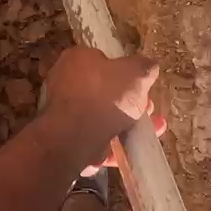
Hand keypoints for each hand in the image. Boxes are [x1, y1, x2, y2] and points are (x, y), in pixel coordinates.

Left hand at [39, 47, 162, 153]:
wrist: (76, 135)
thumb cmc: (106, 95)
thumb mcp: (135, 72)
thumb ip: (143, 67)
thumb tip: (148, 65)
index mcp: (76, 59)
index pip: (103, 61)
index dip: (126, 73)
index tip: (143, 86)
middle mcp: (64, 82)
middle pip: (104, 91)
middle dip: (130, 103)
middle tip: (148, 110)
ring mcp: (62, 111)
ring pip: (100, 117)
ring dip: (126, 126)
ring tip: (147, 133)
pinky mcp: (64, 136)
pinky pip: (92, 138)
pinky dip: (109, 145)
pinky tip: (125, 151)